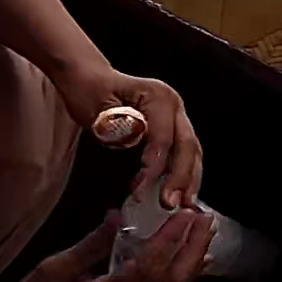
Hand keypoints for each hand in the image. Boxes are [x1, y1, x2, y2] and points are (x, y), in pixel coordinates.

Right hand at [2, 208, 215, 281]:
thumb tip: (119, 217)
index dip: (169, 241)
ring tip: (206, 229)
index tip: (185, 216)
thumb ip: (91, 245)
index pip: (146, 269)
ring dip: (192, 256)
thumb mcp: (53, 269)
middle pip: (171, 281)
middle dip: (192, 248)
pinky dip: (183, 270)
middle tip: (206, 218)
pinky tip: (196, 255)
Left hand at [60, 67, 203, 208]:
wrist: (90, 78)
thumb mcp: (95, 109)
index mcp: (158, 96)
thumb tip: (138, 150)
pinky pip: (185, 153)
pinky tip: (180, 191)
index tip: (143, 188)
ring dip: (189, 179)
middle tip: (171, 203)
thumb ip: (118, 129)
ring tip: (183, 204)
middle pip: (187, 145)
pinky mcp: (175, 128)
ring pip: (192, 151)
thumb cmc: (88, 90)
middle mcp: (175, 105)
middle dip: (181, 177)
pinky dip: (184, 173)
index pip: (163, 136)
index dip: (157, 163)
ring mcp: (178, 116)